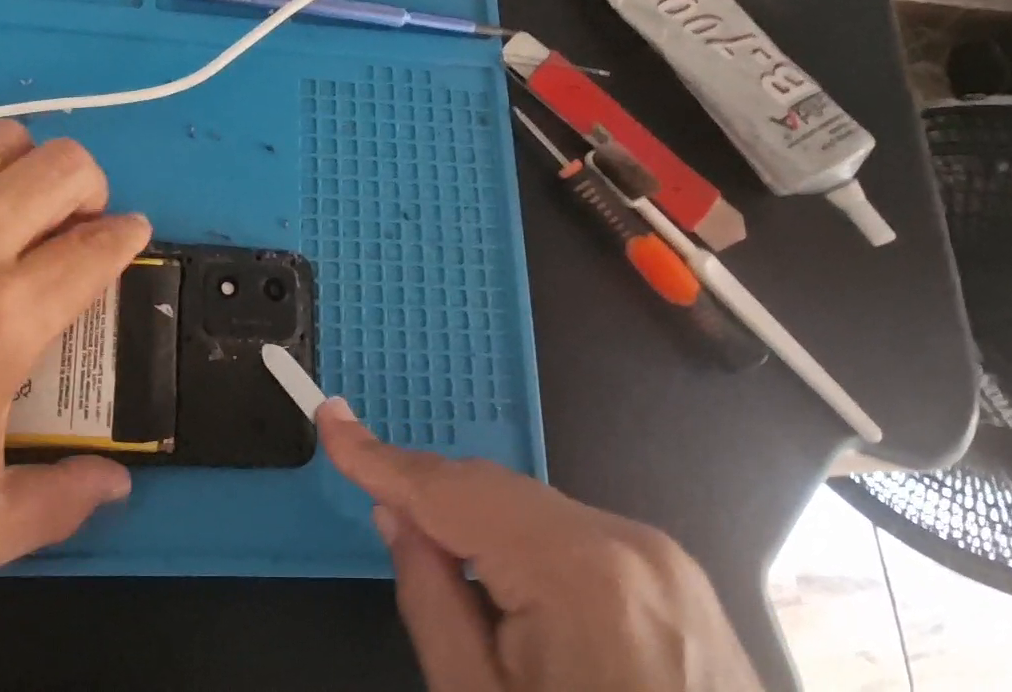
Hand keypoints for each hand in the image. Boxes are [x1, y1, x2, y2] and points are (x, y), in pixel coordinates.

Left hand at [0, 120, 150, 588]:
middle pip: (64, 166)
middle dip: (89, 189)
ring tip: (8, 210)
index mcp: (4, 320)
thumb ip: (61, 505)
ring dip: (23, 168)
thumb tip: (119, 482)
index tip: (127, 239)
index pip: (99, 246)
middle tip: (74, 225)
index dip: (128, 236)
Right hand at [317, 401, 763, 691]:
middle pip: (495, 493)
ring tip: (454, 584)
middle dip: (431, 501)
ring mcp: (665, 560)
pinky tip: (509, 593)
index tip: (330, 417)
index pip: (450, 490)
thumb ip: (429, 596)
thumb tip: (398, 516)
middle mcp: (628, 543)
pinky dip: (526, 548)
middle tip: (382, 519)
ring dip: (478, 528)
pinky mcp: (681, 581)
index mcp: (578, 572)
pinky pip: (576, 538)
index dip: (378, 456)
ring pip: (534, 512)